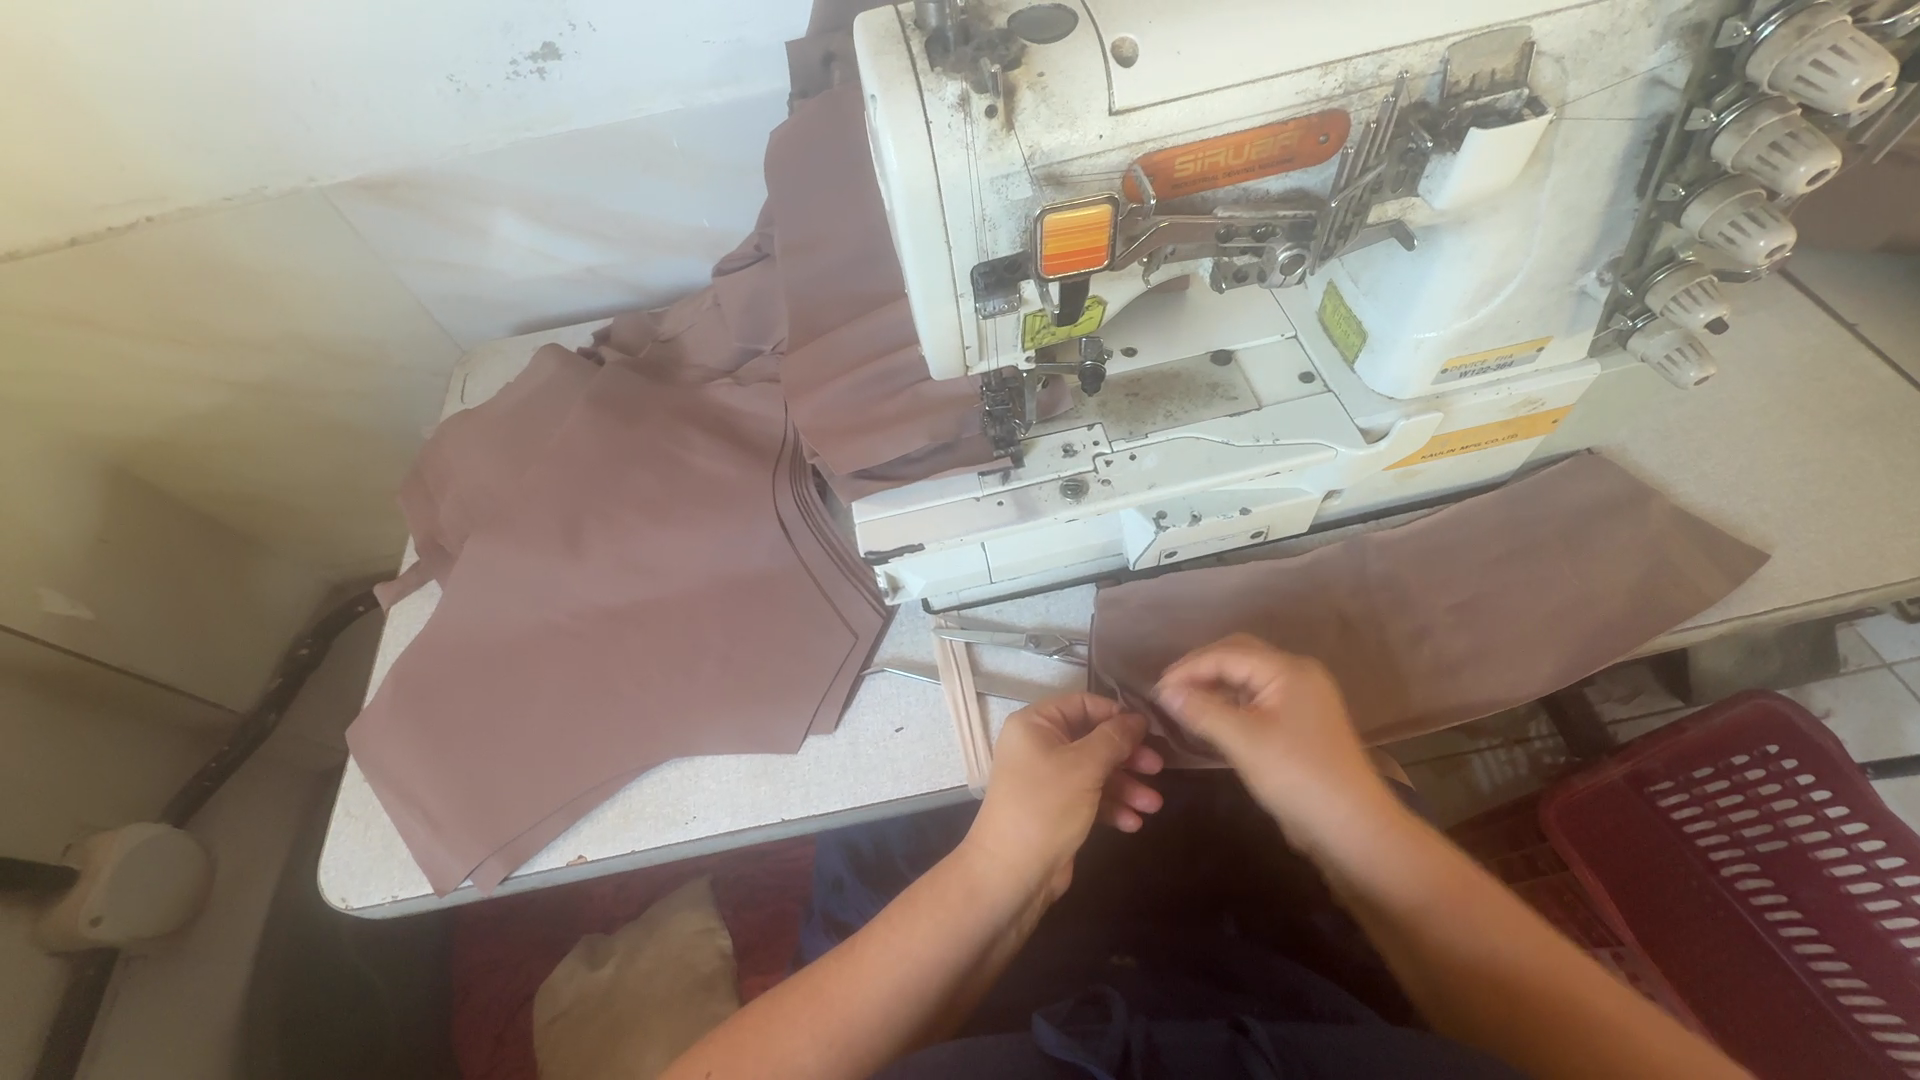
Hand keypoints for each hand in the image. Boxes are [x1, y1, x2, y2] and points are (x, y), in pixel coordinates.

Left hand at [962, 694, 1164, 900]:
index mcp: (1034, 725)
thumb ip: (1114, 739)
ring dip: (1126, 786)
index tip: (1147, 729)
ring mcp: (1046, 779)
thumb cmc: (1045, 806)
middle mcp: (1038, 746)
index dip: (1115, 714)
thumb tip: (1137, 718)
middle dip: (1126, 756)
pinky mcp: (1056, 809)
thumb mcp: (1084, 767)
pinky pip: (1090, 798)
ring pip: (1095, 772)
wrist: (1012, 872)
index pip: (1081, 704)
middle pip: (1092, 739)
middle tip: (1158, 768)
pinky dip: (1111, 807)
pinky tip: (1133, 823)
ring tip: (1154, 805)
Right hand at [1155, 635, 1400, 854]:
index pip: (1227, 653)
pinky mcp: (1299, 723)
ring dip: (1214, 686)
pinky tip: (1209, 719)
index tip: (1155, 690)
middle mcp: (1297, 675)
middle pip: (1239, 656)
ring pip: (1247, 678)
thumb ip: (1202, 710)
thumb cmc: (1298, 777)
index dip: (1188, 668)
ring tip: (1182, 704)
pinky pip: (1256, 699)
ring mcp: (1301, 699)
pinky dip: (1229, 703)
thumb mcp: (1243, 741)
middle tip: (1167, 691)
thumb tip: (1165, 692)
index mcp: (1288, 670)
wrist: (1353, 828)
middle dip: (1200, 670)